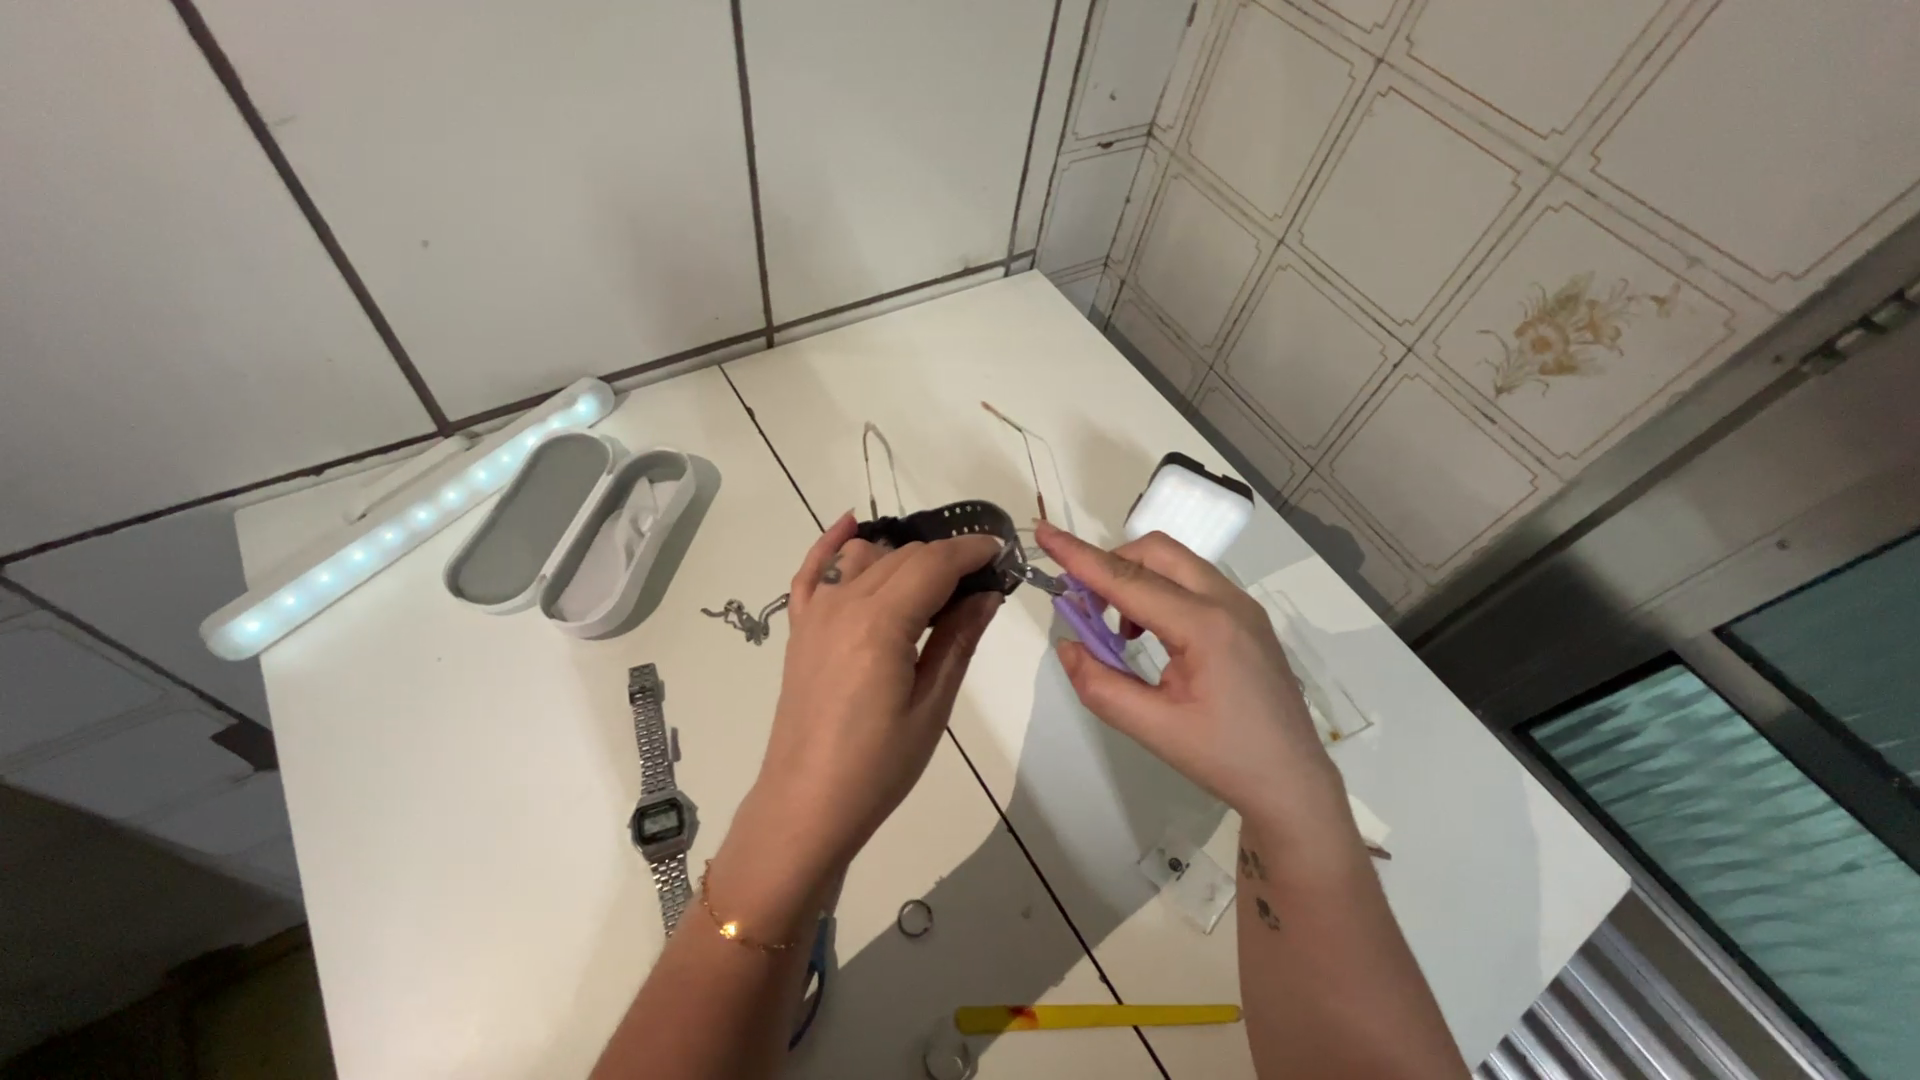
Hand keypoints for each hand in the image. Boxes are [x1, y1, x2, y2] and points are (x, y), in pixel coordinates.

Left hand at [747, 512, 1003, 876]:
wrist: (806, 804)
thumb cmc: (878, 767)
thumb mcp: (932, 707)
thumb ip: (958, 641)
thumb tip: (988, 594)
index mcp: (881, 624)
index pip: (934, 564)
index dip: (971, 552)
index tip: (1001, 553)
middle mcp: (844, 604)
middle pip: (903, 556)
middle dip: (946, 556)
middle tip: (981, 579)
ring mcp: (815, 614)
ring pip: (865, 557)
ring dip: (902, 555)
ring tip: (934, 581)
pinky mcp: (799, 629)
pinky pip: (811, 571)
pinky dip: (831, 544)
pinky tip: (851, 526)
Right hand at [1036, 521, 1350, 847]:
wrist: (1293, 781)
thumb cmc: (1224, 758)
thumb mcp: (1153, 729)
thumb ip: (1101, 685)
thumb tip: (1067, 645)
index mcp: (1206, 627)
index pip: (1129, 579)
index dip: (1080, 557)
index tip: (1044, 532)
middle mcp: (1228, 602)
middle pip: (1157, 552)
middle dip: (1111, 564)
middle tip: (1083, 605)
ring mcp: (1243, 607)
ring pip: (1176, 563)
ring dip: (1135, 579)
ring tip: (1118, 632)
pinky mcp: (1246, 618)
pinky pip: (1193, 583)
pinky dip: (1159, 592)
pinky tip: (1150, 635)